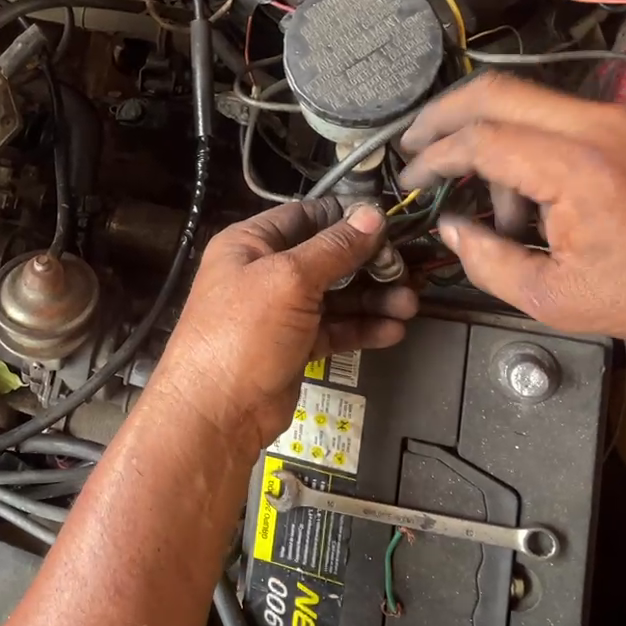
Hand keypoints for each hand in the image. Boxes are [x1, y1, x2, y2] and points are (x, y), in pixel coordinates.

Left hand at [150, 199, 419, 449]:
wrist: (216, 411)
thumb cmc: (244, 332)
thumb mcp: (289, 280)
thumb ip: (334, 248)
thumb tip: (372, 214)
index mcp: (250, 243)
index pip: (305, 216)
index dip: (345, 219)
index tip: (388, 225)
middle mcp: (264, 271)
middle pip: (326, 257)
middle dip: (367, 263)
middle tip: (406, 272)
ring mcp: (280, 311)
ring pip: (335, 295)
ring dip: (373, 298)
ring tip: (409, 305)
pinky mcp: (294, 346)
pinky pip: (334, 328)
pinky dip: (362, 328)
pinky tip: (393, 330)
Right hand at [397, 73, 625, 362]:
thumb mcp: (555, 298)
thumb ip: (486, 261)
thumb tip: (451, 228)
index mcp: (578, 169)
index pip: (479, 139)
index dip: (432, 156)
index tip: (409, 176)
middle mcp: (601, 125)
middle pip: (495, 90)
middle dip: (442, 114)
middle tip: (414, 142)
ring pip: (528, 101)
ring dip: (492, 137)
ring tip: (496, 206)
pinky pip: (564, 117)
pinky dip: (531, 143)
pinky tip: (538, 195)